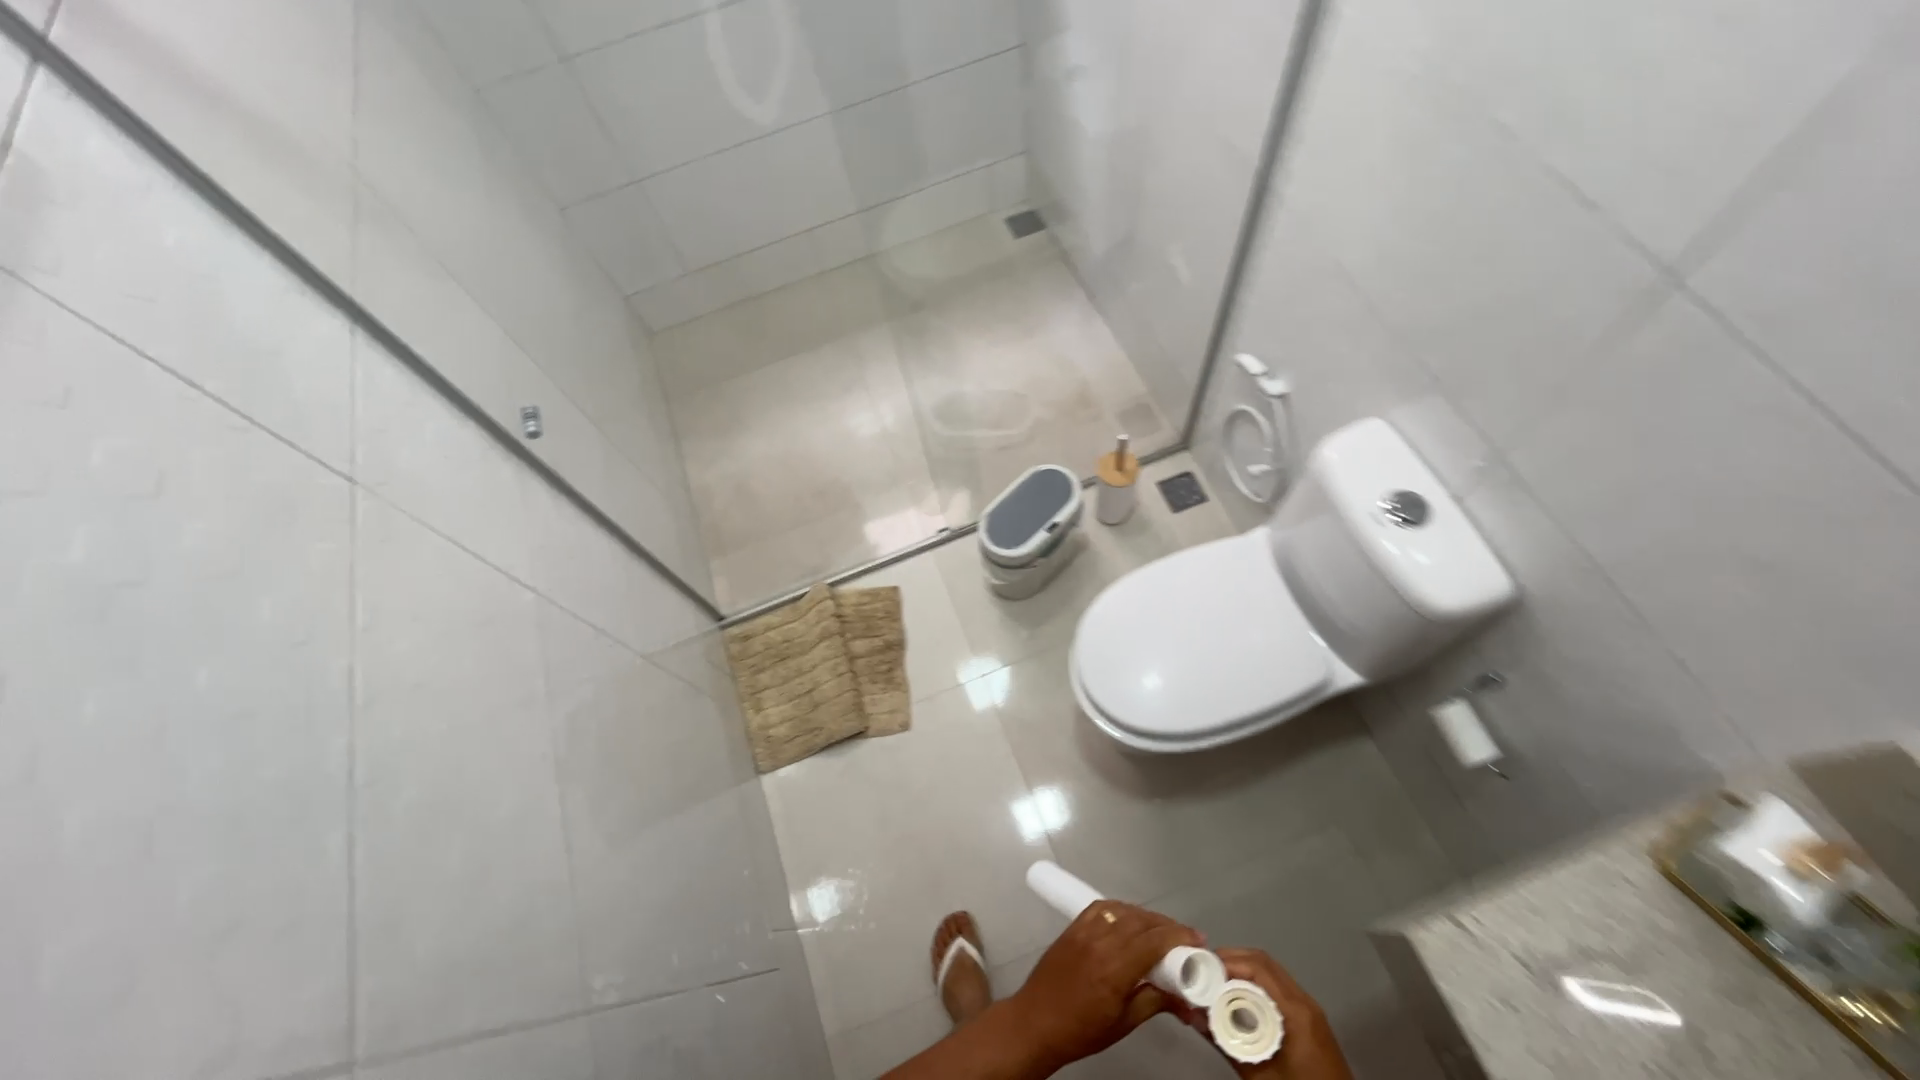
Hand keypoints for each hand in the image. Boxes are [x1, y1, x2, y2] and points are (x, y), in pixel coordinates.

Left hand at [1006, 900, 1203, 1069]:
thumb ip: (1156, 1001)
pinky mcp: (1072, 928)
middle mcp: (1099, 942)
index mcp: (1114, 968)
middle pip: (1141, 921)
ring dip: (1145, 917)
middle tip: (1185, 939)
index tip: (1199, 941)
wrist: (1035, 1023)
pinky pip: (1101, 908)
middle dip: (1167, 926)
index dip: (1180, 937)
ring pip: (1122, 910)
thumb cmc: (1081, 1030)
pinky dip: (1120, 910)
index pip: (1155, 940)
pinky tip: (1130, 921)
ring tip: (1161, 931)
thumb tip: (1188, 1001)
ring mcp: (1083, 931)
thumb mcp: (1124, 1022)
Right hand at [1186, 948, 1354, 1079]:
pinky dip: (1255, 983)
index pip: (1258, 968)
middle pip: (1265, 963)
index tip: (1200, 967)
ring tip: (1216, 982)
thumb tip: (1192, 1015)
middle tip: (1203, 971)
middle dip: (1232, 960)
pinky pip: (1279, 988)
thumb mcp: (1258, 1075)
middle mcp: (1305, 1002)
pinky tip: (1238, 998)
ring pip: (1272, 972)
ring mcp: (1310, 1009)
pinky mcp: (1309, 1018)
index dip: (1228, 961)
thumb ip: (1224, 1043)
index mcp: (1295, 1012)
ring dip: (1243, 970)